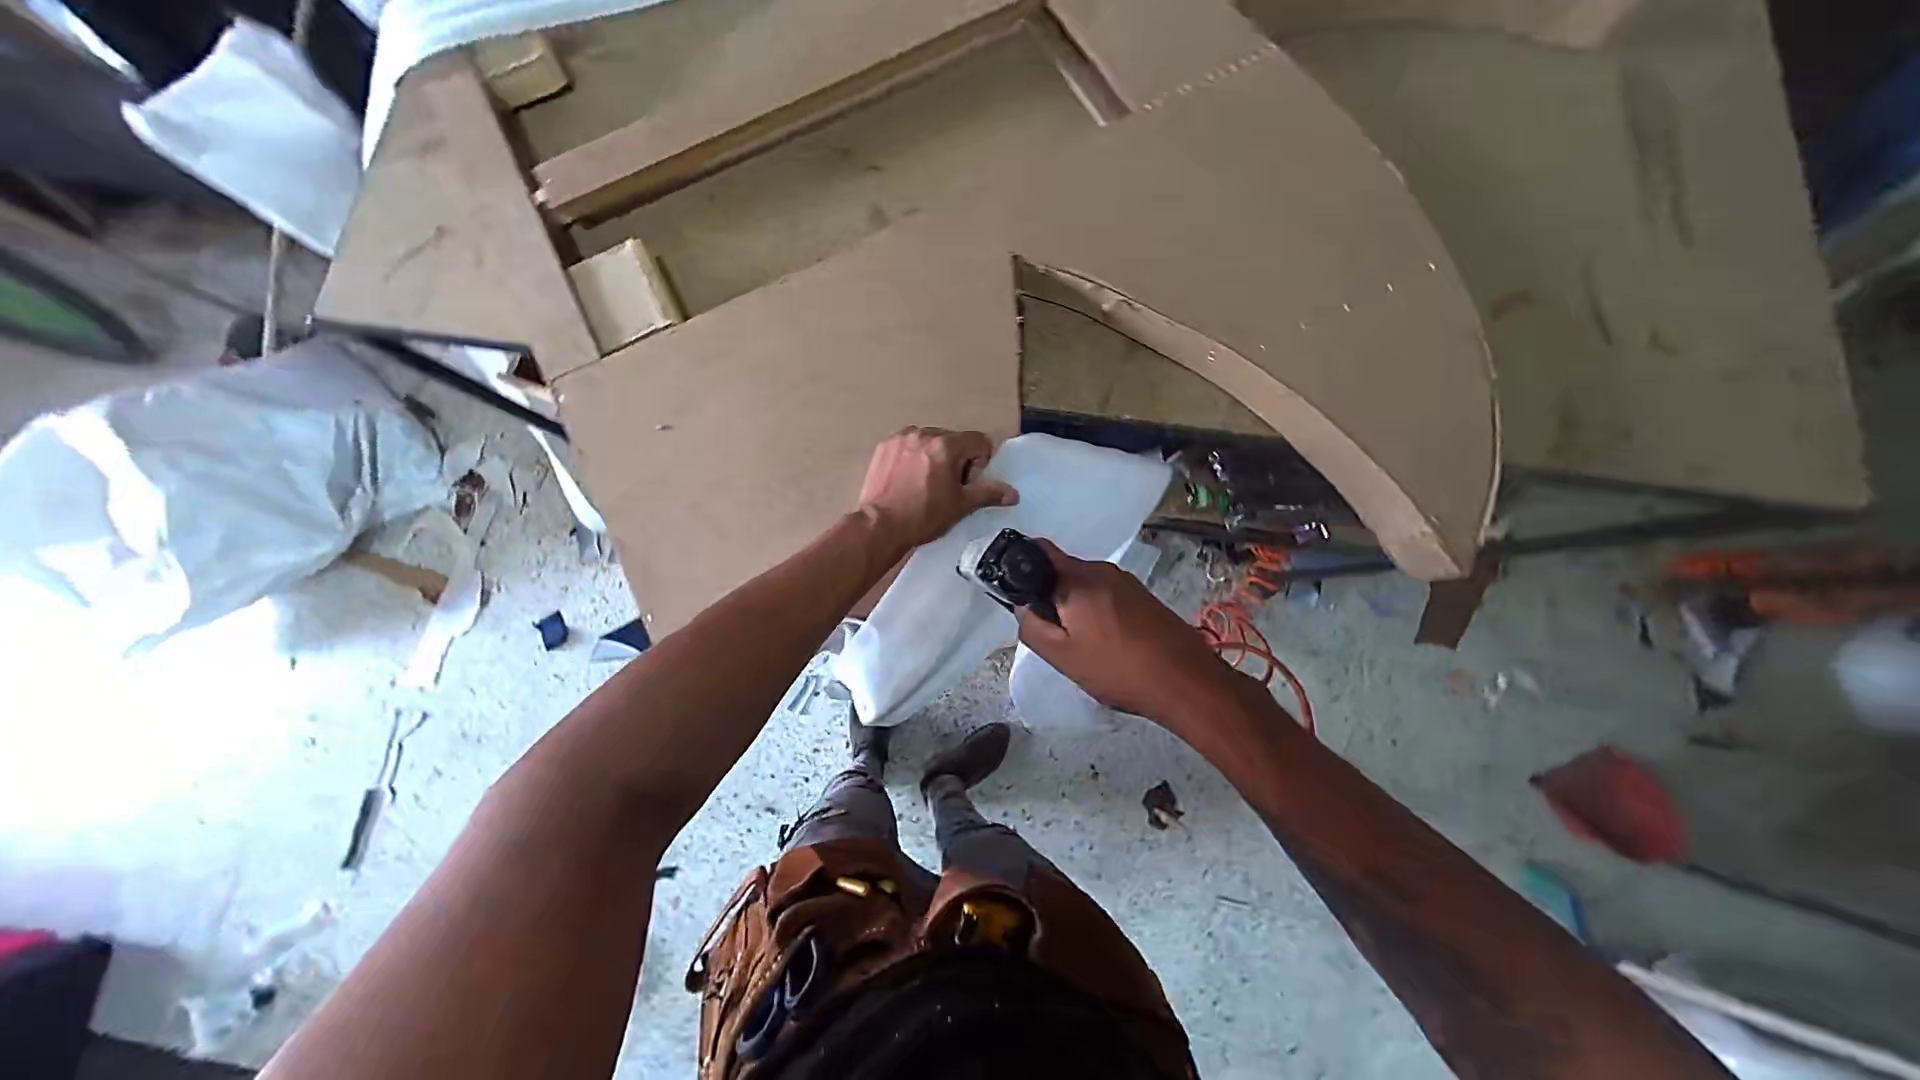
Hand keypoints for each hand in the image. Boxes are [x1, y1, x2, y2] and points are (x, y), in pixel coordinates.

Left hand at [856, 428, 1017, 553]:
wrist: (880, 526)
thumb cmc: (922, 517)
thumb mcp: (961, 506)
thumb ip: (988, 493)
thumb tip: (1012, 493)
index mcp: (946, 446)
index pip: (978, 441)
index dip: (978, 462)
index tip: (966, 482)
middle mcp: (924, 434)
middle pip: (953, 440)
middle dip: (956, 460)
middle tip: (945, 488)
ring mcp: (901, 438)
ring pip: (930, 441)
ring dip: (934, 456)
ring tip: (924, 484)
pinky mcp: (885, 446)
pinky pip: (908, 444)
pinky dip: (913, 457)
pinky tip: (908, 480)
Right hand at [1016, 539, 1256, 726]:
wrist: (1186, 681)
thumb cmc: (1118, 669)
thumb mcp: (1062, 656)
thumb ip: (1032, 626)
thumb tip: (1022, 606)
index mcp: (1077, 579)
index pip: (1038, 550)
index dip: (1019, 566)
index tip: (1016, 594)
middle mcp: (1102, 570)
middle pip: (1061, 572)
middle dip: (1049, 597)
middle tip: (1052, 634)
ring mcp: (1126, 582)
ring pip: (1084, 587)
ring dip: (1074, 608)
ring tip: (1083, 646)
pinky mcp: (1143, 597)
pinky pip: (1105, 596)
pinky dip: (1096, 614)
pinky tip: (1107, 645)